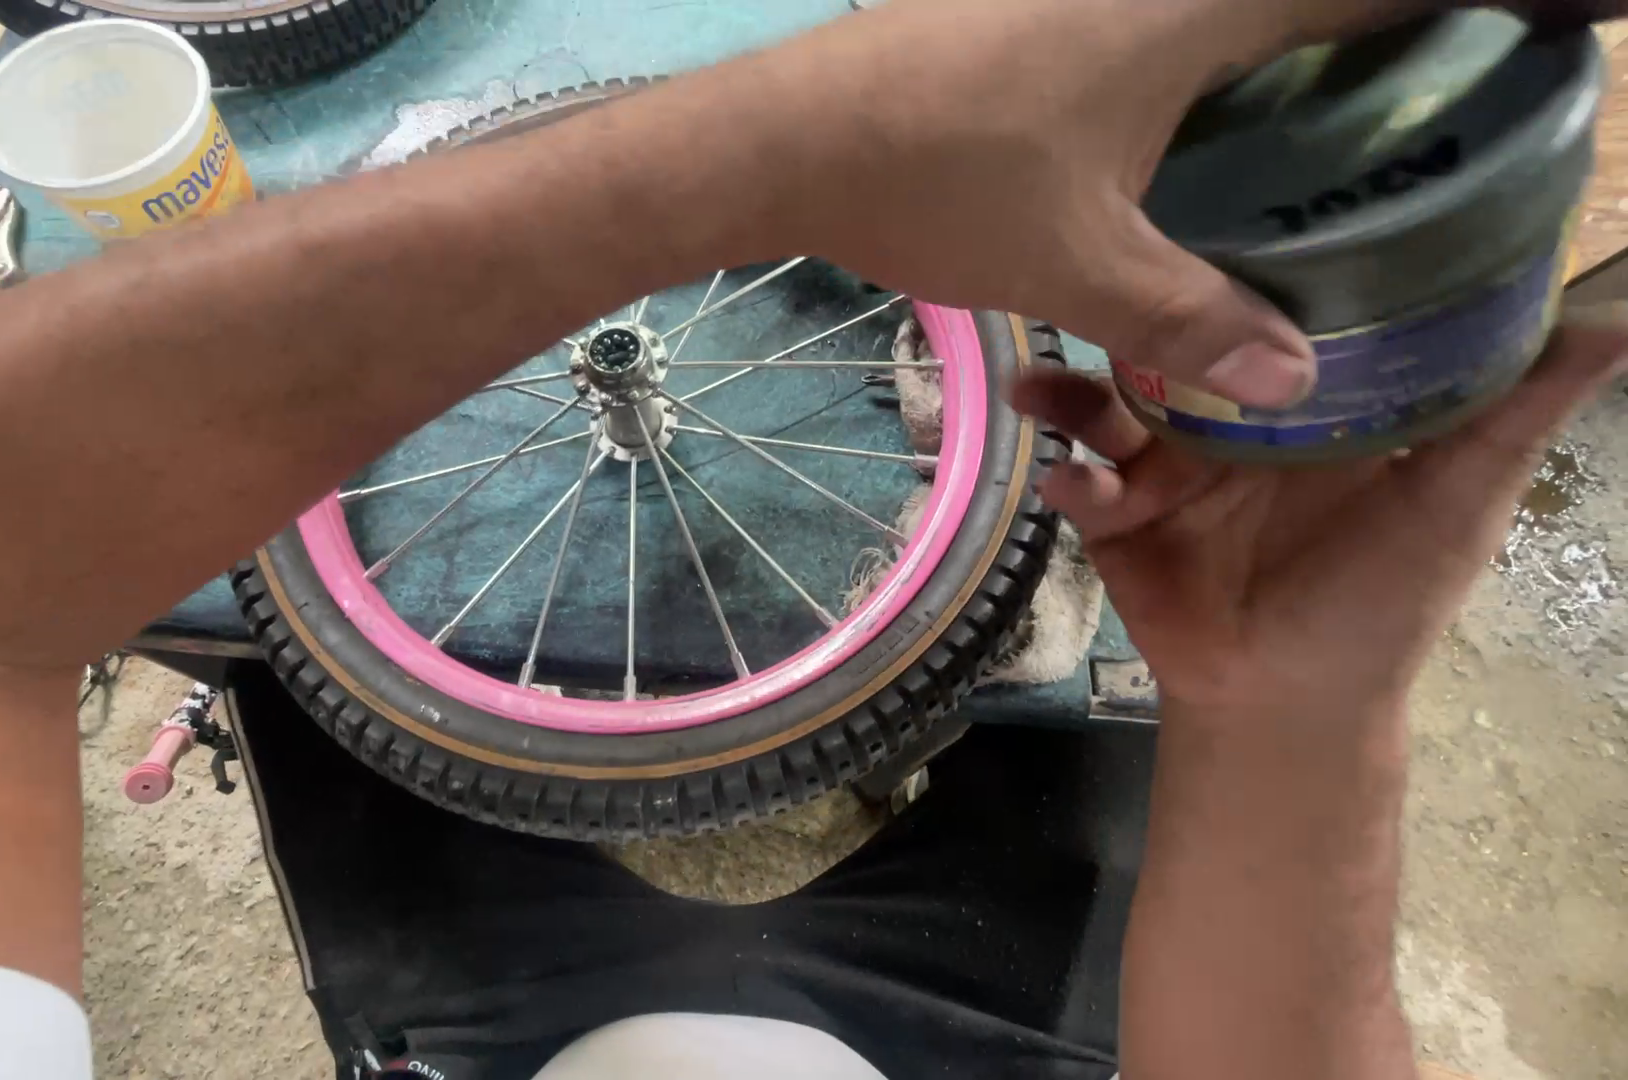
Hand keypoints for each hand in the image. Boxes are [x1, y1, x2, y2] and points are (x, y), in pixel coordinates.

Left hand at [766, 0, 1622, 408]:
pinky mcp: (1033, 4)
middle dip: (1381, 46)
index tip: (1557, 50)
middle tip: (1420, 117)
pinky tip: (1182, 123)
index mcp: (1214, 0)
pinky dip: (1193, 62)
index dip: (1503, 16)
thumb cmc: (941, 186)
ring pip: (1225, 16)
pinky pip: (1154, 23)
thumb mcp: (1073, 265)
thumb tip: (1291, 381)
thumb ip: (1184, 318)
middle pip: (1317, 0)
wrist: (798, 138)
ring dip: (1281, 55)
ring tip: (1318, 129)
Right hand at [1008, 315, 1627, 715]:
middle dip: (1123, 326)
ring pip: (1103, 418)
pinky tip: (1072, 480)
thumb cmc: (1378, 597)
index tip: (1203, 214)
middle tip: (1096, 280)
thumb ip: (1502, 418)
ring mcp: (1156, 472)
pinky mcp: (1114, 522)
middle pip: (1162, 359)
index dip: (1230, 273)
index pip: (1252, 323)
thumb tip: (1614, 317)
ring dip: (1065, 399)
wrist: (1287, 689)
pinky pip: (1087, 493)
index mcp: (1286, 409)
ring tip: (1030, 385)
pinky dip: (1075, 484)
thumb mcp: (1451, 502)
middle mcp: (1213, 427)